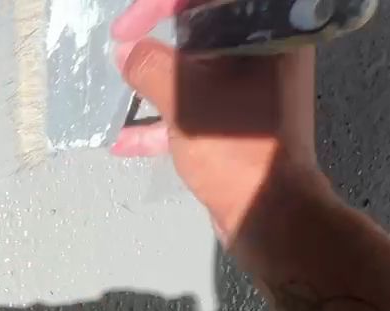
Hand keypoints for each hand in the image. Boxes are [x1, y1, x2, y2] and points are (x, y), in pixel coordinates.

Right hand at [110, 0, 327, 242]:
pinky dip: (166, 119)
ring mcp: (254, 86)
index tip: (123, 32)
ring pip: (196, 72)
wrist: (269, 211)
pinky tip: (126, 139)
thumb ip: (151, 68)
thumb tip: (126, 51)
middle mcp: (266, 47)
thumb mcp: (185, 101)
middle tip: (124, 52)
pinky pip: (199, 107)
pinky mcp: (240, 121)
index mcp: (265, 26)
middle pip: (202, 28)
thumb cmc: (235, 146)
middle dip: (157, 41)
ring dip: (155, 85)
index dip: (156, 5)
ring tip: (120, 94)